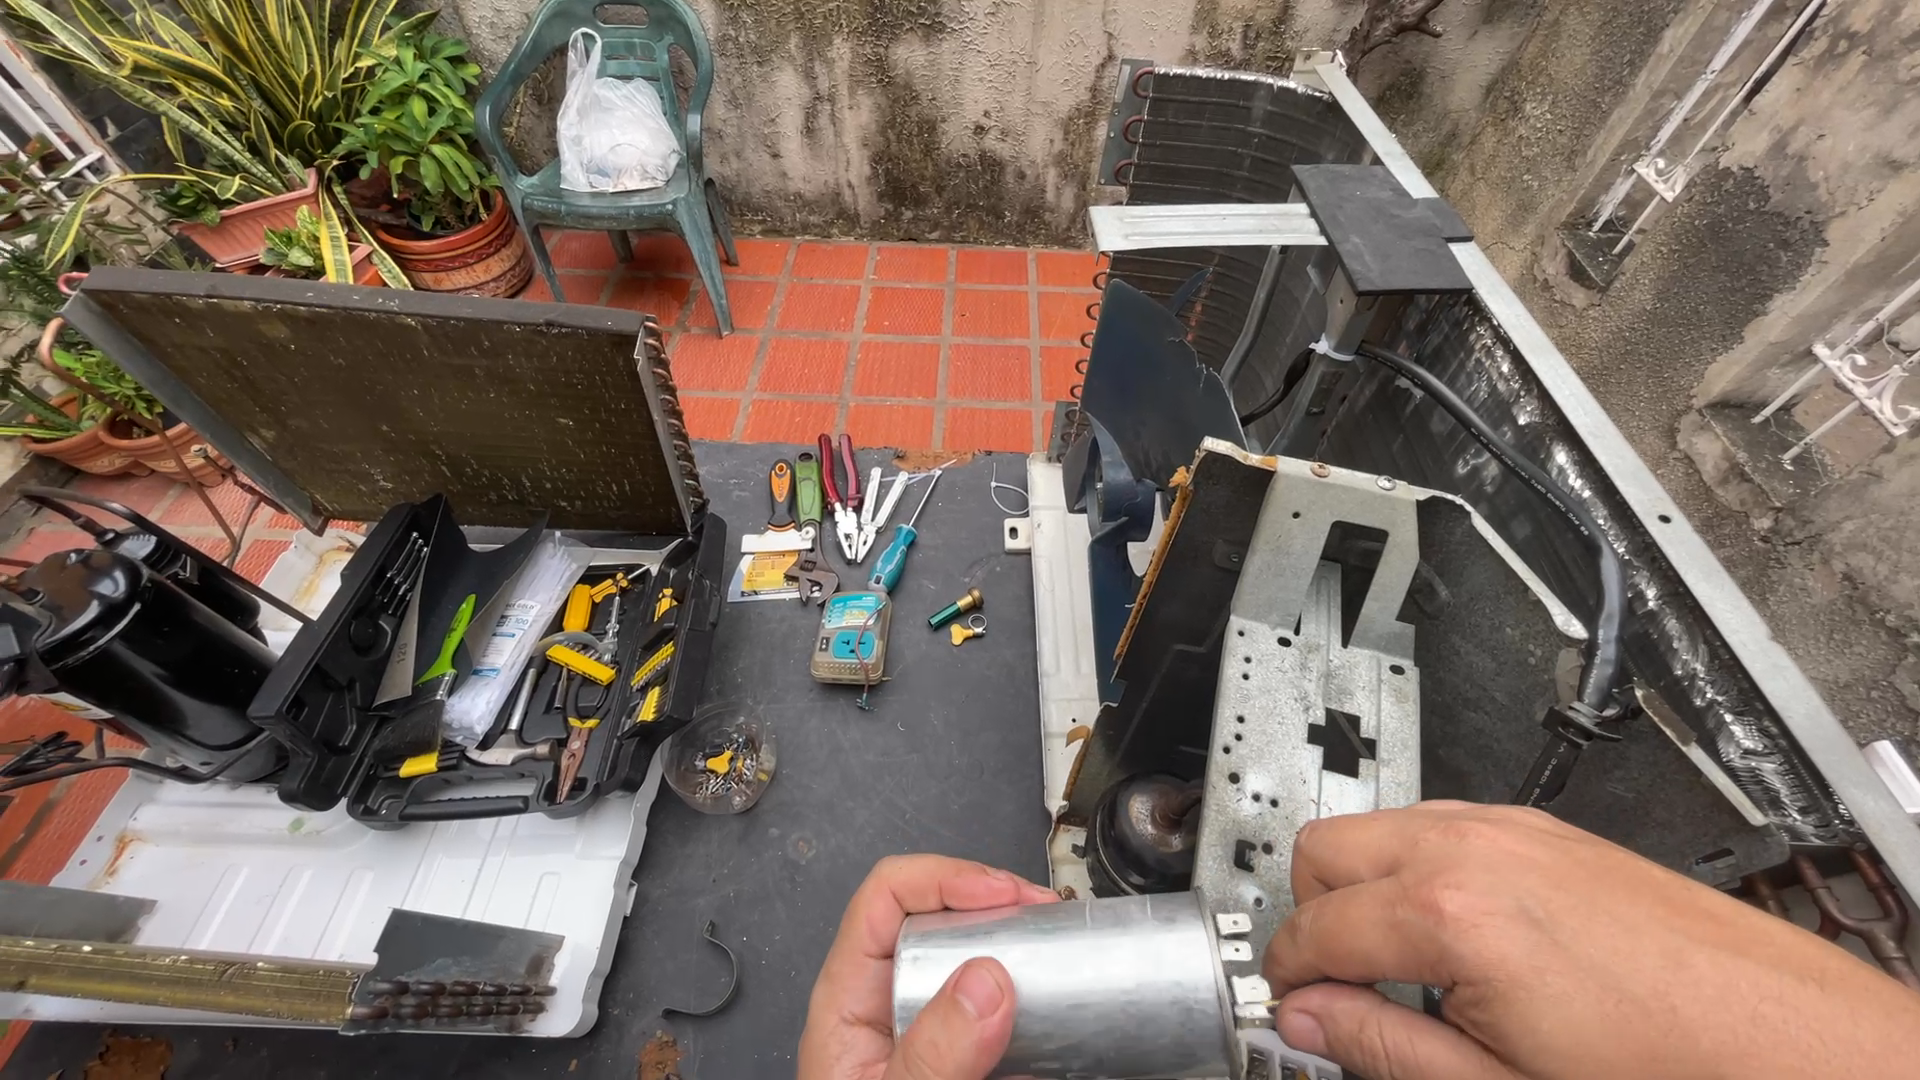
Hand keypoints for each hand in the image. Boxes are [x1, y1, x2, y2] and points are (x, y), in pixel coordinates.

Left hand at [798, 854, 1057, 1079]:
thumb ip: (931, 1057)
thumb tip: (988, 981)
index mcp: (848, 997)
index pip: (886, 897)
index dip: (944, 878)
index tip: (1003, 896)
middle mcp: (885, 997)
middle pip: (933, 912)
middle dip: (991, 899)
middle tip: (1043, 914)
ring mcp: (924, 1022)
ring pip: (967, 949)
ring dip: (1014, 934)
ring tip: (1056, 939)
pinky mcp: (959, 1050)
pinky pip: (992, 999)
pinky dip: (1027, 987)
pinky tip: (1056, 993)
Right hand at [1265, 801, 1919, 1079]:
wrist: (1829, 1056)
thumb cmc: (1684, 1078)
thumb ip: (1383, 1048)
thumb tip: (1306, 1020)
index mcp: (1448, 912)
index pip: (1314, 926)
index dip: (1288, 973)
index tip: (1291, 1001)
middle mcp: (1464, 846)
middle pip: (1319, 849)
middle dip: (1310, 912)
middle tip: (1335, 978)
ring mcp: (1501, 826)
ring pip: (1368, 827)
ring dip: (1357, 884)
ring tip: (1399, 959)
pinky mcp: (1536, 825)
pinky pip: (1430, 822)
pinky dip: (1409, 864)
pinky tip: (1453, 928)